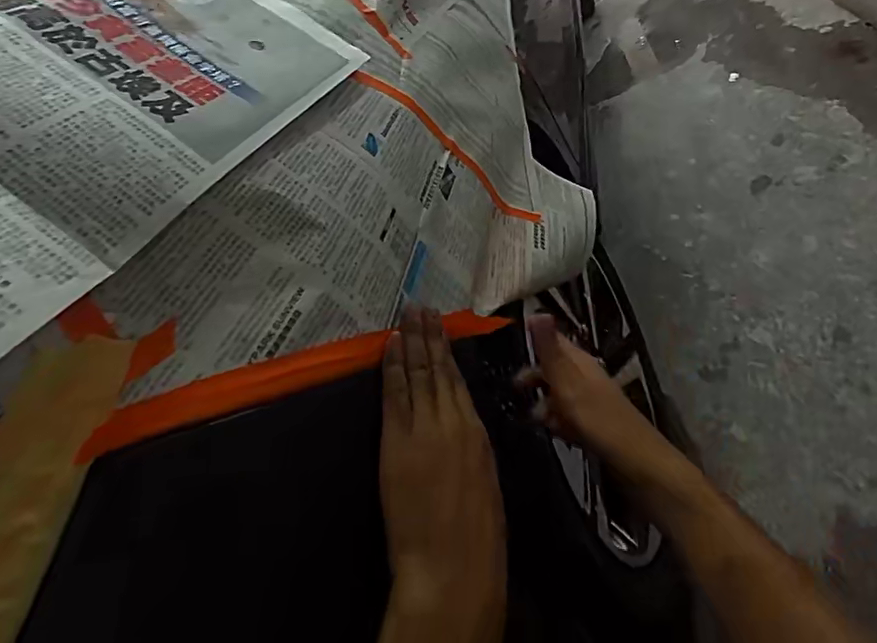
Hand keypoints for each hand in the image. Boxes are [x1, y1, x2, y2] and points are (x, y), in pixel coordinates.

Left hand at [377, 307, 504, 642]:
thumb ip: (470, 448)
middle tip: (419, 305)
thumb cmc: (476, 538)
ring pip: (416, 373)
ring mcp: (422, 428)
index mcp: (477, 432)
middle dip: (427, 335)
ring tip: (406, 316)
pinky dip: (393, 367)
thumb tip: (459, 421)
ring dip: (409, 341)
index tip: (439, 324)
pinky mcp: (397, 441)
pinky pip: (395, 394)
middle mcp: (451, 421)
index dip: (444, 349)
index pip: (456, 380)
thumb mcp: (485, 482)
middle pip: (435, 369)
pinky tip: (391, 347)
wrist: (452, 571)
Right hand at [515, 312, 673, 469]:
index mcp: (579, 361)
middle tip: (511, 390)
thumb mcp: (568, 382)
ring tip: (530, 418)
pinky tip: (551, 433)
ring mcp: (590, 401)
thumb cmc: (599, 419)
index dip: (530, 338)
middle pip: (551, 368)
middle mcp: (584, 376)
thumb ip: (549, 349)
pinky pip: (566, 416)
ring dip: (542, 403)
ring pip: (557, 394)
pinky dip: (556, 422)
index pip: (552, 339)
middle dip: (531, 378)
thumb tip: (536, 310)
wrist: (638, 465)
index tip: (504, 345)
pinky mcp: (593, 424)